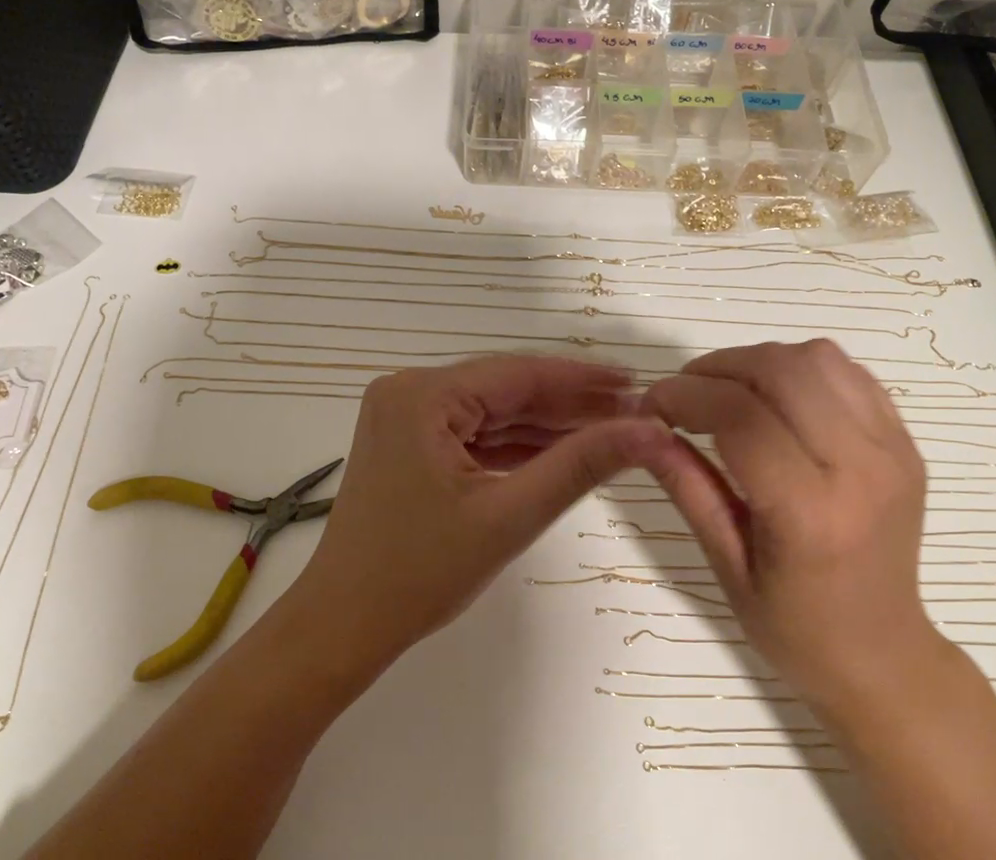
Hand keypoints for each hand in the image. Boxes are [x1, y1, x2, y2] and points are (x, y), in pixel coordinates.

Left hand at [290, 356, 676, 660]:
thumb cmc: (421, 572)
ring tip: (610, 434)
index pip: (518, 374)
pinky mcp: (406, 445)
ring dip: (544, 427)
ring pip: (490, 413)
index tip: (638, 383)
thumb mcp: (509, 516)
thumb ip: (579, 466)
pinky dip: (512, 448)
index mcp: (421, 395)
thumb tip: (649, 430)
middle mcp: (407, 392)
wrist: (346, 622)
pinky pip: (470, 435)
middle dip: (568, 406)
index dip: (582, 379)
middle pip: (504, 390)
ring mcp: (403, 418)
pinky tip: (560, 453)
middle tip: (635, 415)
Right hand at [641, 341, 937, 700]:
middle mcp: (861, 469)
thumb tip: (642, 429)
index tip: (650, 406)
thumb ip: (687, 487)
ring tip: (725, 394)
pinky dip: (800, 370)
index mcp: (811, 514)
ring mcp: (893, 450)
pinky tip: (773, 400)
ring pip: (817, 359)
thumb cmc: (793, 625)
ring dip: (758, 362)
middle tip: (682, 397)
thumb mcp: (724, 565)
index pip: (741, 417)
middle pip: (782, 371)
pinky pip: (848, 373)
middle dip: (716, 369)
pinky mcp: (905, 442)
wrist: (882, 653)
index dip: (685, 396)